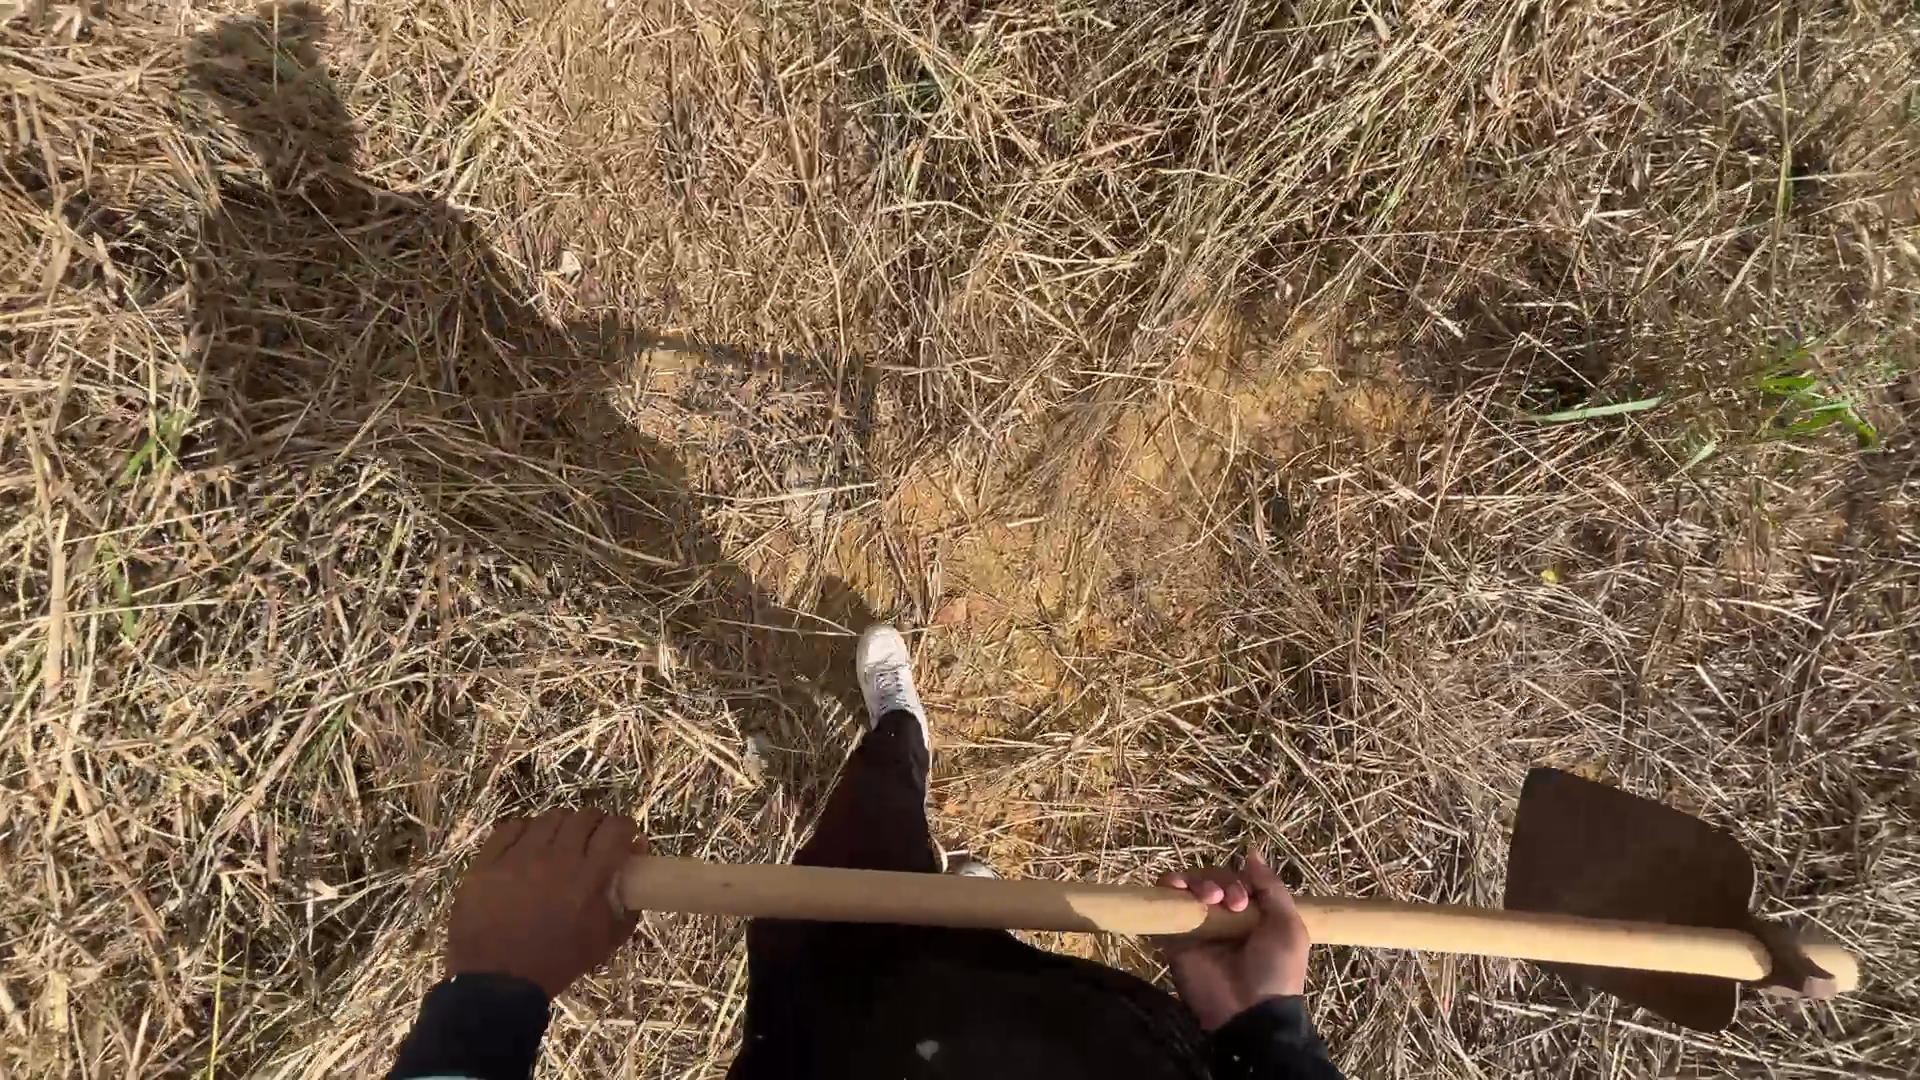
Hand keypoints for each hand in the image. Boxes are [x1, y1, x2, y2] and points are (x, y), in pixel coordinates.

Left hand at [446, 809, 644, 996]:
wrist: (494, 988)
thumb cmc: (557, 963)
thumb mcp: (607, 938)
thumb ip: (631, 898)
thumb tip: (638, 854)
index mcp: (588, 878)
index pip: (616, 829)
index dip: (624, 827)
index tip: (623, 837)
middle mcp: (556, 861)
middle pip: (584, 817)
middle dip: (595, 823)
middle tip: (593, 839)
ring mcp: (518, 861)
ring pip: (550, 818)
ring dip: (562, 826)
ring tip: (559, 842)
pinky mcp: (486, 866)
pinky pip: (510, 829)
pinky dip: (525, 831)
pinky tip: (528, 846)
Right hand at [1157, 852, 1309, 1030]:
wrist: (1251, 1011)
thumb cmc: (1276, 969)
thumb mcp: (1288, 927)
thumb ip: (1271, 887)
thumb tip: (1252, 851)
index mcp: (1248, 911)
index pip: (1233, 878)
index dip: (1236, 880)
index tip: (1242, 898)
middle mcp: (1220, 914)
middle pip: (1209, 878)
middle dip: (1217, 882)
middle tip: (1227, 902)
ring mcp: (1197, 923)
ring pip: (1188, 885)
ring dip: (1196, 882)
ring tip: (1207, 899)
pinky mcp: (1175, 934)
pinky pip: (1165, 902)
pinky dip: (1167, 888)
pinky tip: (1175, 888)